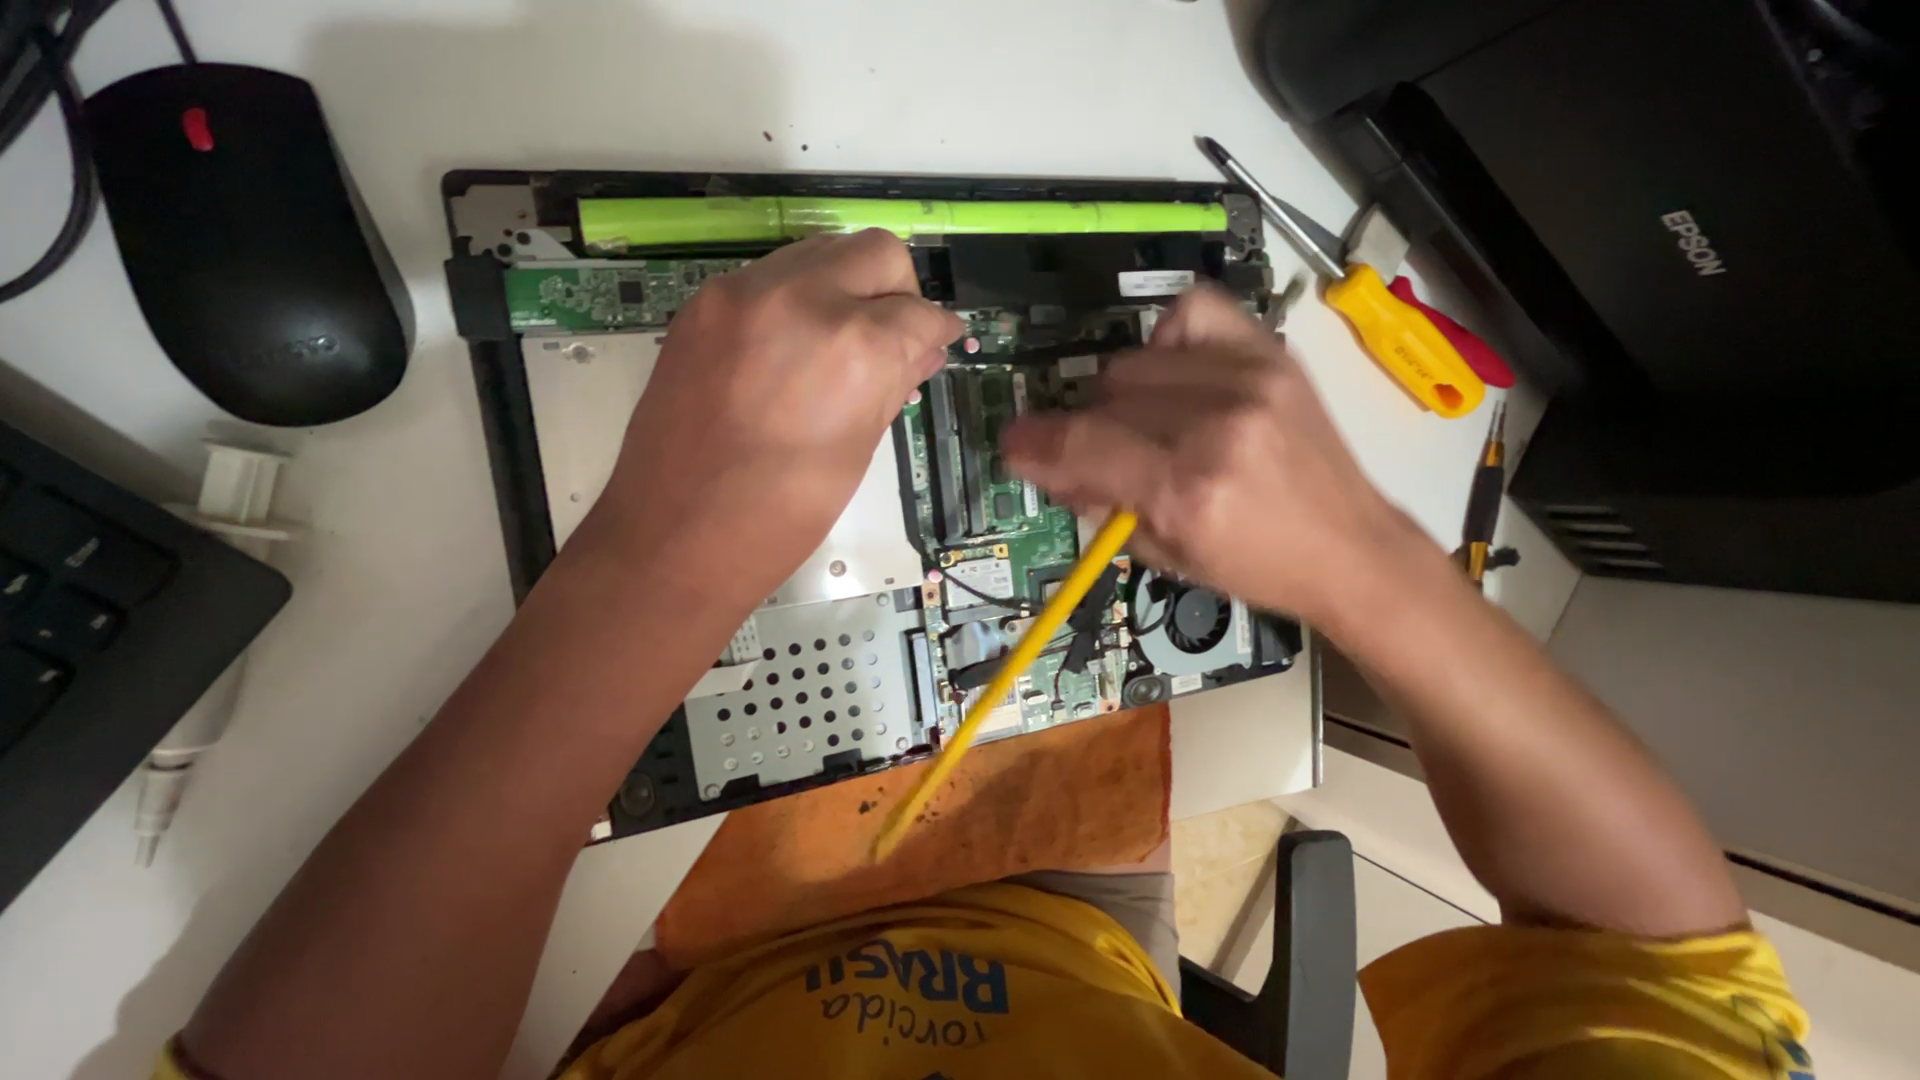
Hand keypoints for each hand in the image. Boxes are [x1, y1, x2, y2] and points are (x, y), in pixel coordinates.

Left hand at [579, 229, 961, 606]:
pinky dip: (797, 299)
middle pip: (875, 252)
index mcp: (854, 348)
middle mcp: (802, 299)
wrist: (675, 534)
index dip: (937, 331)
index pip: (918, 313)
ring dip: (845, 285)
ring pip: (821, 252)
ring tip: (841, 341)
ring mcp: (744, 294)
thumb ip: (893, 385)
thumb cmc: (779, 516)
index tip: (937, 343)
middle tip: (893, 336)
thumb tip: (920, 352)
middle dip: (897, 290)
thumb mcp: (856, 451)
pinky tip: (793, 348)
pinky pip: (771, 276)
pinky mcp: (704, 303)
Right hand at [1000, 284, 1427, 628]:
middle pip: (1103, 398)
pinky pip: (1192, 312)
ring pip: (1135, 361)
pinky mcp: (1272, 356)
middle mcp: (1216, 426)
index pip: (1083, 446)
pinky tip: (1171, 369)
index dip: (1035, 444)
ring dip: (1118, 395)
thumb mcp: (1166, 556)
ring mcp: (1248, 381)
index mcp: (1188, 490)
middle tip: (1091, 454)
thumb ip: (1100, 504)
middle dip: (1080, 429)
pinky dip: (1165, 336)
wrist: (1351, 549)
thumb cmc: (1256, 567)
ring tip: (1137, 421)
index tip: (1015, 446)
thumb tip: (1047, 462)